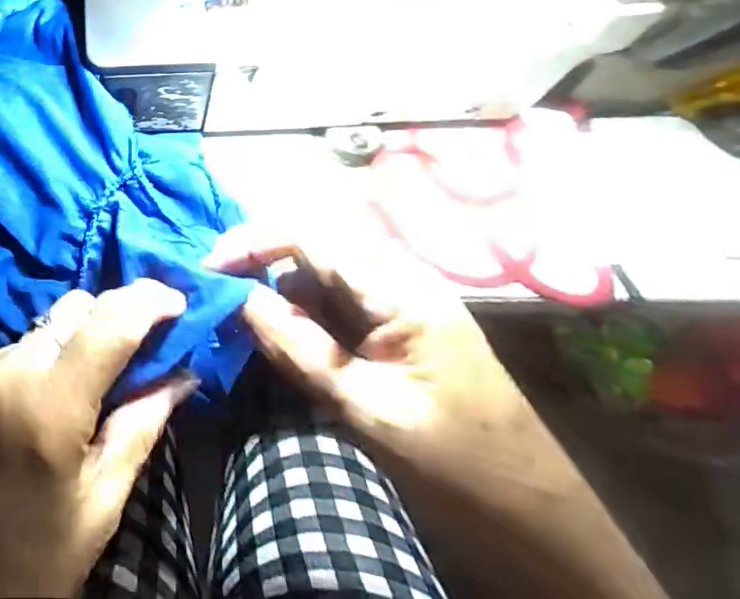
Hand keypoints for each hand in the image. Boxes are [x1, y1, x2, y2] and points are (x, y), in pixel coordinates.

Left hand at [0, 281, 198, 598]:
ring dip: (89, 331)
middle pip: (80, 308)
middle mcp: (10, 369)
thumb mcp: (99, 504)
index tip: (181, 301)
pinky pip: (28, 343)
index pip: (109, 323)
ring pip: (54, 322)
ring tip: (115, 365)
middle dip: (122, 312)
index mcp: (47, 404)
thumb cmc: (28, 562)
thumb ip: (141, 426)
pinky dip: (58, 350)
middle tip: (155, 338)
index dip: (150, 301)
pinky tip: (70, 385)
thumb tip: (183, 374)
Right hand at [205, 228, 668, 598]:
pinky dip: (305, 308)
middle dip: (264, 258)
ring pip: (325, 269)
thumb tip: (243, 299)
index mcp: (402, 289)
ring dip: (282, 285)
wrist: (528, 503)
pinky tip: (284, 332)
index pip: (316, 236)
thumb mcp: (370, 410)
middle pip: (318, 243)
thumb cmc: (456, 461)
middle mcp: (402, 276)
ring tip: (243, 314)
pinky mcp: (398, 319)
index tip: (210, 267)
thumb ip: (304, 350)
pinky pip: (340, 297)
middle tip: (219, 289)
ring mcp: (402, 295)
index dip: (256, 241)